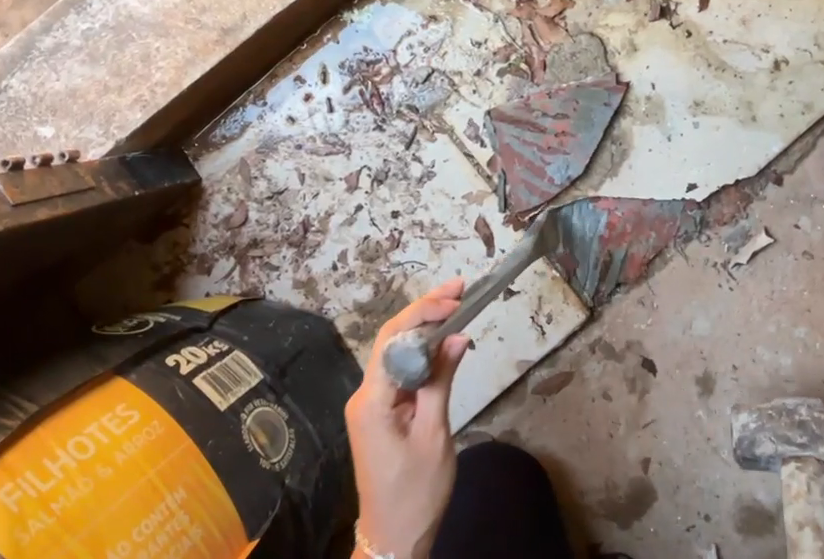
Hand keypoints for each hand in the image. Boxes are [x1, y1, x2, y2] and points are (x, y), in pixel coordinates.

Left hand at [344, 278, 472, 558]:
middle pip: (392, 339)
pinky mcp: (378, 412)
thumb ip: (442, 381)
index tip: (455, 297)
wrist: (393, 539)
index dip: (423, 312)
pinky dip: (421, 352)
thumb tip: (457, 335)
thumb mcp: (435, 435)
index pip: (394, 339)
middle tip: (459, 288)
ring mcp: (368, 404)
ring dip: (424, 327)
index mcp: (372, 400)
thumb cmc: (416, 493)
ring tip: (455, 303)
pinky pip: (399, 371)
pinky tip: (442, 340)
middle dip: (424, 310)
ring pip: (395, 352)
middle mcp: (364, 395)